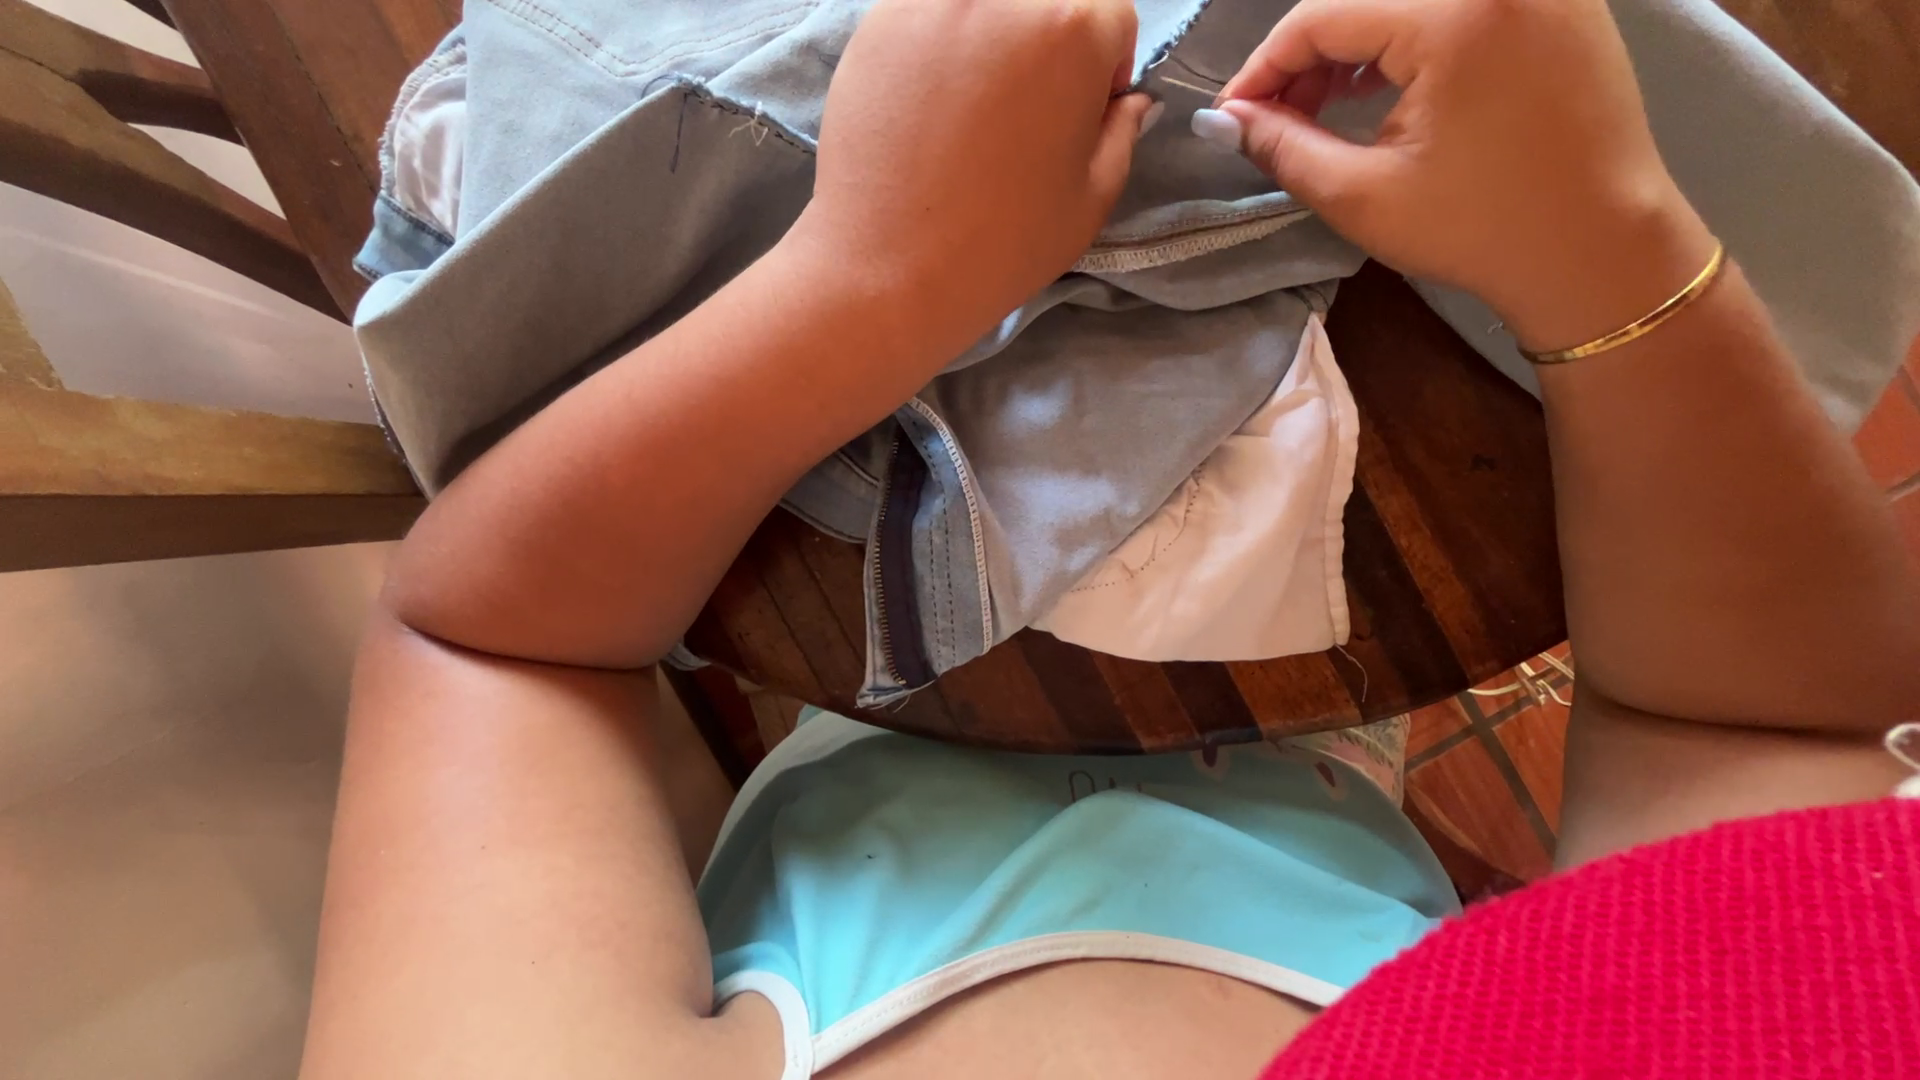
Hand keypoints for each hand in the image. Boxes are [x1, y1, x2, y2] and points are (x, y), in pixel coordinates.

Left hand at [786, 0, 1155, 358]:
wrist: (889, 272)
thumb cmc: (1001, 248)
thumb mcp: (1088, 203)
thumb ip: (1119, 135)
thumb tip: (1129, 100)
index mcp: (1072, 32)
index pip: (1110, 17)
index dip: (1103, 71)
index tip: (1079, 116)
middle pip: (1046, 7)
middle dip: (1048, 52)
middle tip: (1024, 116)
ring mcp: (934, 3)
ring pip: (985, 10)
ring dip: (991, 49)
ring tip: (971, 116)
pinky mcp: (879, 23)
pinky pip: (928, 21)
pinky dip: (937, 54)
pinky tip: (926, 114)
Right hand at [1208, 0, 1717, 351]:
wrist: (1594, 246)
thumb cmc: (1473, 228)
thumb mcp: (1359, 195)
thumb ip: (1283, 146)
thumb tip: (1223, 120)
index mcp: (1455, 13)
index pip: (1323, 15)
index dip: (1263, 66)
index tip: (1229, 116)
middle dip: (1304, 57)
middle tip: (1270, 118)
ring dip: (1349, 46)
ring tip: (1316, 107)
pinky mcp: (1555, 1)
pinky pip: (1454, 6)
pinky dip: (1401, 39)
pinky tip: (1375, 86)